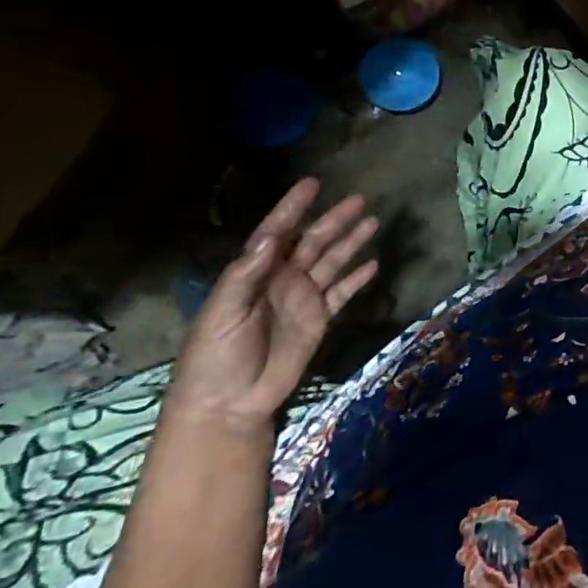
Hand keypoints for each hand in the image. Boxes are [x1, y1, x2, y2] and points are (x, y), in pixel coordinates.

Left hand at [164, 178, 378, 434]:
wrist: (228, 404)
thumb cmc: (214, 357)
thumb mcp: (221, 314)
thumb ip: (245, 275)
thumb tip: (270, 237)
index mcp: (255, 273)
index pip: (277, 232)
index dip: (293, 207)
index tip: (312, 184)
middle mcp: (282, 279)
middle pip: (313, 242)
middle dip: (334, 220)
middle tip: (358, 199)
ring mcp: (302, 299)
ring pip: (331, 262)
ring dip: (350, 242)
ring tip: (372, 221)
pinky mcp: (318, 320)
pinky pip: (341, 294)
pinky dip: (357, 279)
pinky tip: (373, 265)